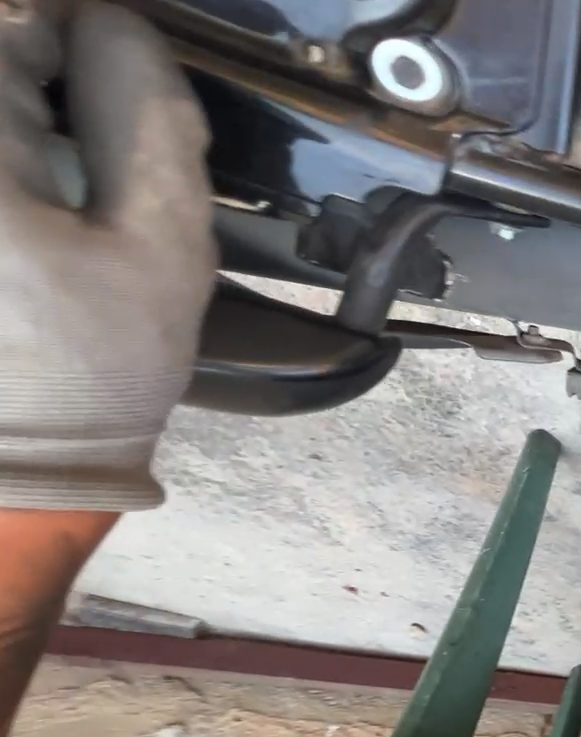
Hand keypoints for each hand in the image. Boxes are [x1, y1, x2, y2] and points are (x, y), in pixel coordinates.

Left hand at [0, 1, 214, 510]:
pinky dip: (11, 123)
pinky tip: (27, 142)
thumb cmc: (97, 358)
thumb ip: (151, 138)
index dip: (67, 11)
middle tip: (91, 59)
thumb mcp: (163, 258)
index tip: (117, 24)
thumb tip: (128, 31)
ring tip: (57, 97)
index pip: (3, 22)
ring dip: (14, 82)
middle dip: (33, 38)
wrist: (11, 447)